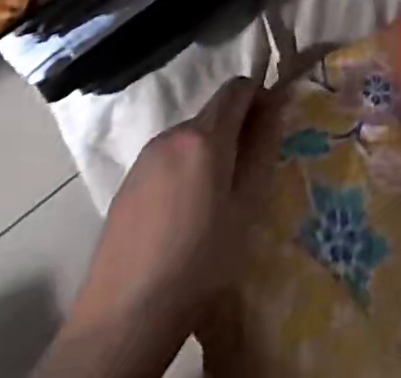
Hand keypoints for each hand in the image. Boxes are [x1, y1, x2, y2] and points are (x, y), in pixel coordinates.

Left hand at [39, 77, 273, 376]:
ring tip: (220, 197)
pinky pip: (169, 158)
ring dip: (212, 149)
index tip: (272, 128)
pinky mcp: (127, 181)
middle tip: (252, 169)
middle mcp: (172, 134)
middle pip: (214, 111)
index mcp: (204, 136)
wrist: (125, 313)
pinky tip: (187, 213)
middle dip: (238, 127)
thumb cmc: (200, 260)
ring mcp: (145, 157)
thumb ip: (262, 148)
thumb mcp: (246, 204)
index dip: (261, 97)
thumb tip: (275, 107)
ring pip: (191, 135)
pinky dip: (187, 167)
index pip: (238, 88)